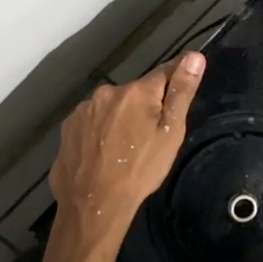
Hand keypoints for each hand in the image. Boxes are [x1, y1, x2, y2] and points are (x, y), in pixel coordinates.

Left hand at [47, 52, 205, 258]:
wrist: (93, 205)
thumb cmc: (140, 169)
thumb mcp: (170, 133)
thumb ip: (181, 92)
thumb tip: (195, 56)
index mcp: (137, 91)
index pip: (164, 73)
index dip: (176, 82)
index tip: (182, 92)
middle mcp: (107, 92)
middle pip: (136, 93)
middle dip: (145, 107)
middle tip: (151, 137)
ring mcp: (83, 110)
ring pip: (112, 108)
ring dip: (120, 119)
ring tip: (125, 149)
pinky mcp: (67, 129)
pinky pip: (92, 123)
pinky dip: (100, 133)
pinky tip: (103, 155)